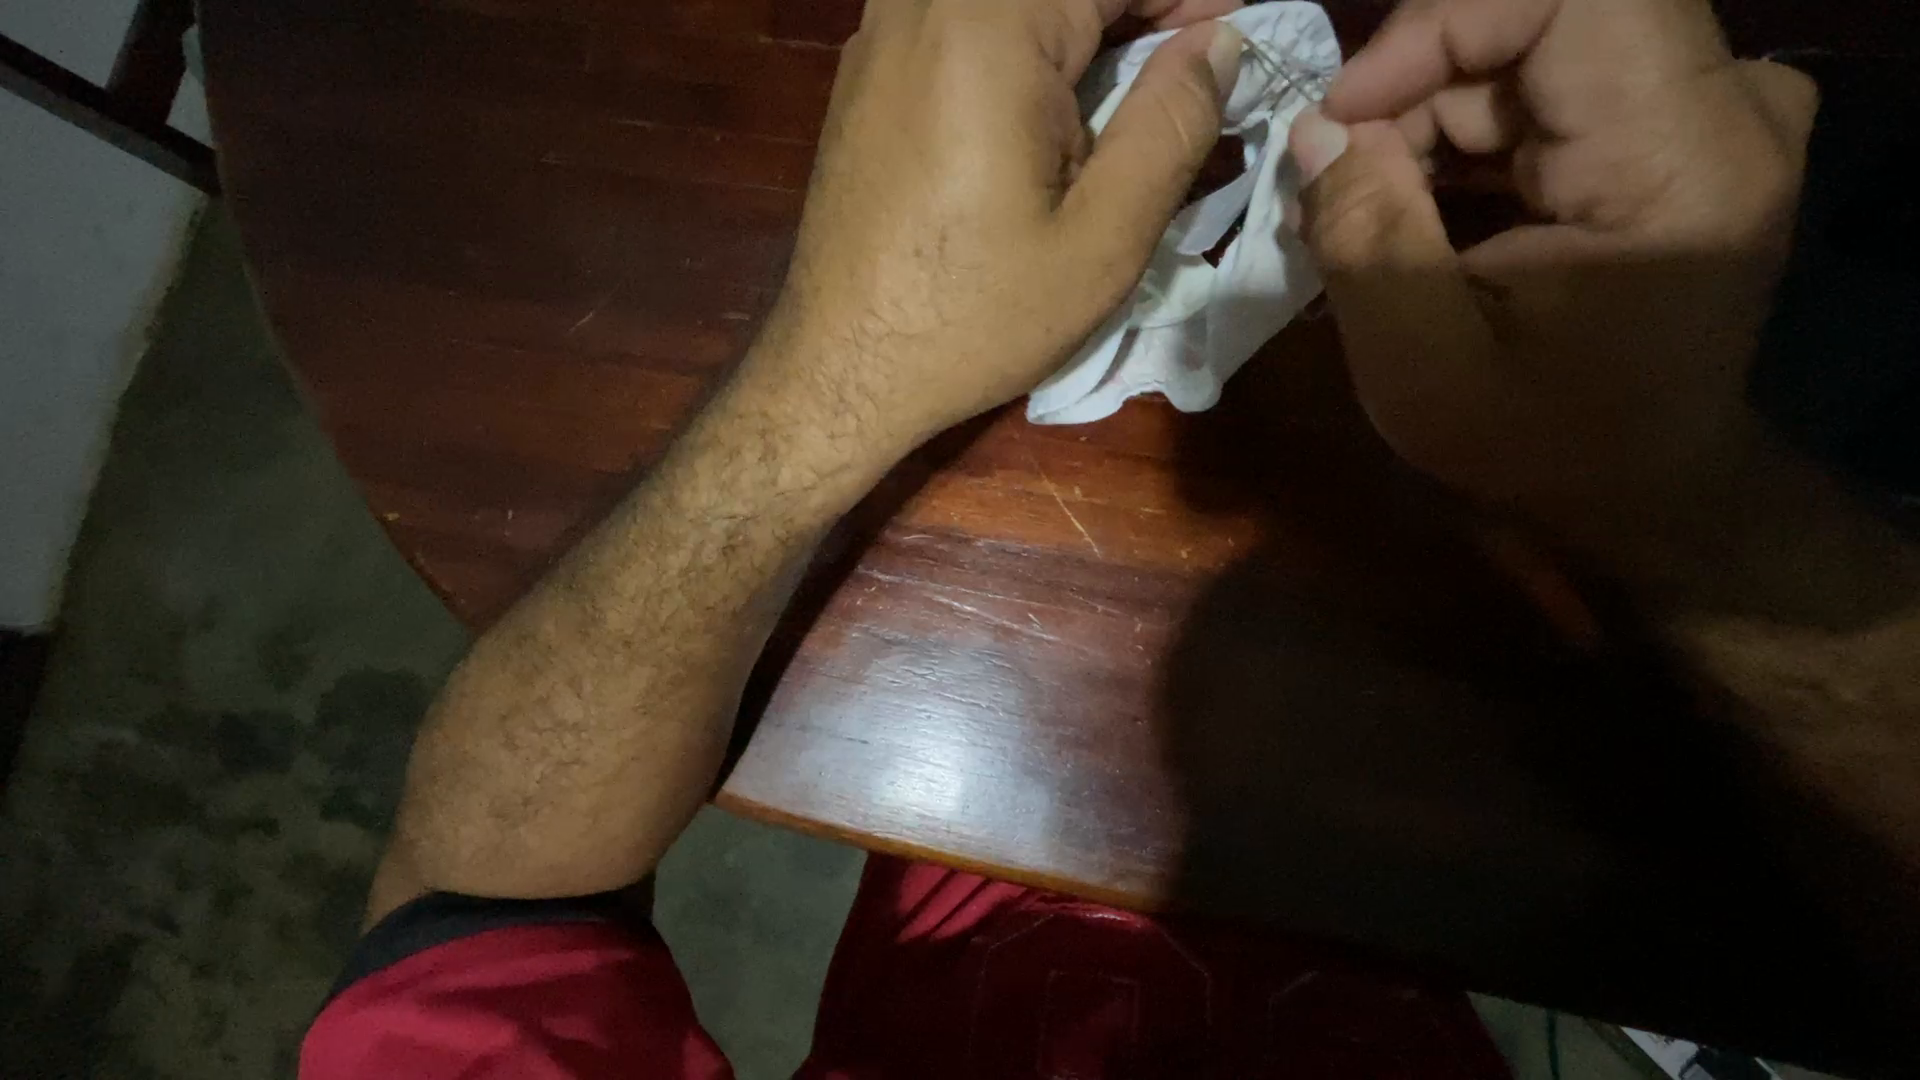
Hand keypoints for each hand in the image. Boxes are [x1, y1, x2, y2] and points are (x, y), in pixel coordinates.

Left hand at [752, 0, 1245, 456]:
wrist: (841, 371)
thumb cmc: (973, 321)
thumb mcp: (1099, 243)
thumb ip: (1171, 127)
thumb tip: (1217, 43)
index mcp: (989, 24)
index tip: (1234, 36)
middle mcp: (922, 3)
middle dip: (1129, 18)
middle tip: (1178, 76)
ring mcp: (878, 37)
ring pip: (1006, 7)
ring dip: (1073, 41)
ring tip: (1117, 101)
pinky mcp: (862, 82)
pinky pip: (957, 31)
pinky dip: (1015, 56)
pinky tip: (1039, 117)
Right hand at [1288, 0, 1818, 566]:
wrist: (1632, 481)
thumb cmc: (1528, 439)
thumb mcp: (1418, 358)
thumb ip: (1364, 235)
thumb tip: (1312, 131)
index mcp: (1679, 163)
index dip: (1434, 30)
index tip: (1334, 116)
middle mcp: (1722, 108)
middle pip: (1542, 27)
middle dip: (1408, 97)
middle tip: (1322, 191)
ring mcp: (1705, 117)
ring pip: (1531, 64)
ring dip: (1420, 131)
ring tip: (1350, 218)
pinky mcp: (1670, 138)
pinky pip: (1544, 102)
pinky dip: (1456, 151)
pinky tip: (1404, 217)